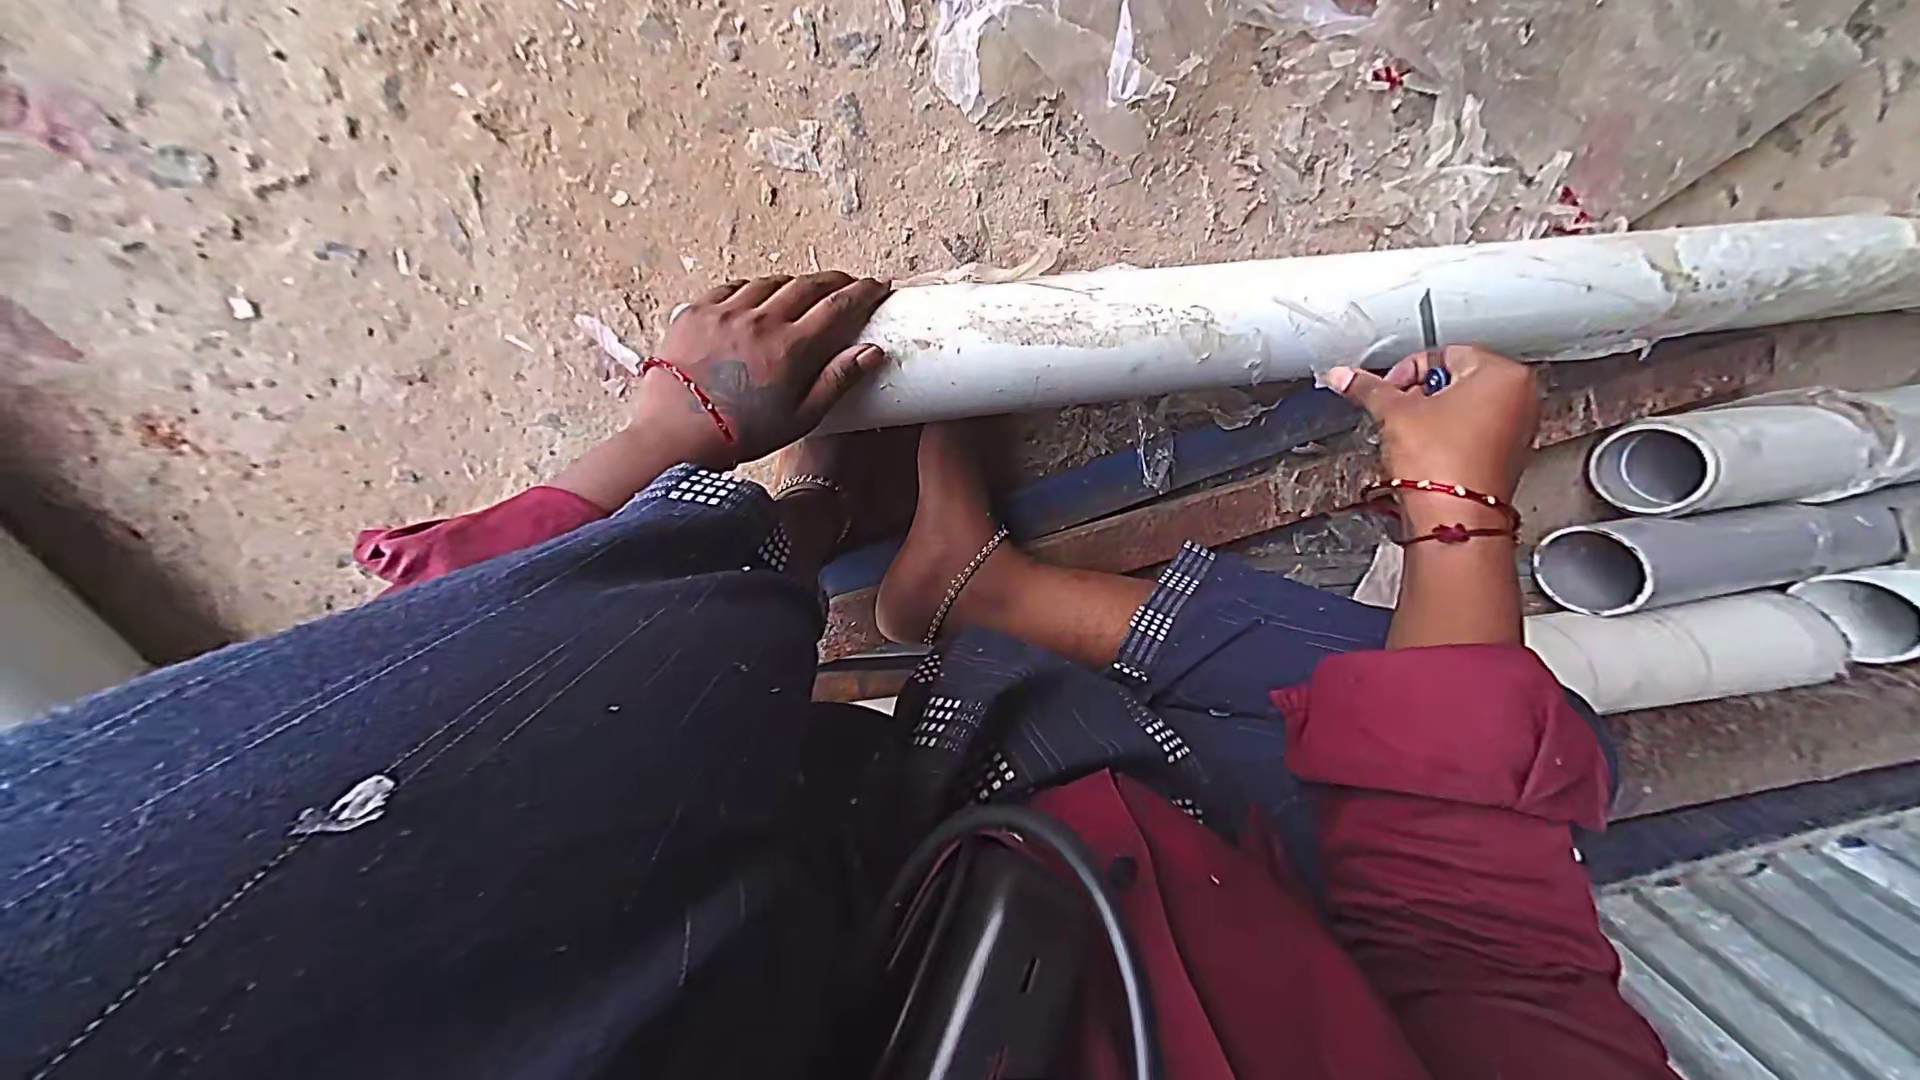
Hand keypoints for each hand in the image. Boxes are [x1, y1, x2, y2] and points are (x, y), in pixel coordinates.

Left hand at [630, 272, 891, 466]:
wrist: (677, 435)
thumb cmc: (742, 433)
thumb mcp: (802, 416)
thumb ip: (838, 380)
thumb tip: (872, 352)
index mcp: (791, 348)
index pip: (839, 306)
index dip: (863, 292)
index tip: (877, 286)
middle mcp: (761, 320)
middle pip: (808, 285)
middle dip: (835, 281)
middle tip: (849, 285)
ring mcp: (726, 311)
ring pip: (772, 282)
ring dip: (796, 283)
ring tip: (807, 292)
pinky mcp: (698, 311)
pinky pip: (734, 287)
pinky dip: (755, 288)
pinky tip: (761, 297)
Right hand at [1326, 345, 1538, 522]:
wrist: (1453, 514)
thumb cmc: (1441, 463)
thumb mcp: (1394, 413)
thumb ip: (1368, 388)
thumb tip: (1342, 376)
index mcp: (1502, 374)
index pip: (1444, 353)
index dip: (1407, 371)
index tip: (1389, 390)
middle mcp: (1520, 395)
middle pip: (1456, 378)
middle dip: (1420, 394)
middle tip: (1398, 413)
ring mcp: (1517, 424)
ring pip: (1463, 405)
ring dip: (1432, 415)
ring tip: (1411, 436)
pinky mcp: (1506, 451)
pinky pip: (1472, 430)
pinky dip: (1446, 435)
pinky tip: (1426, 451)